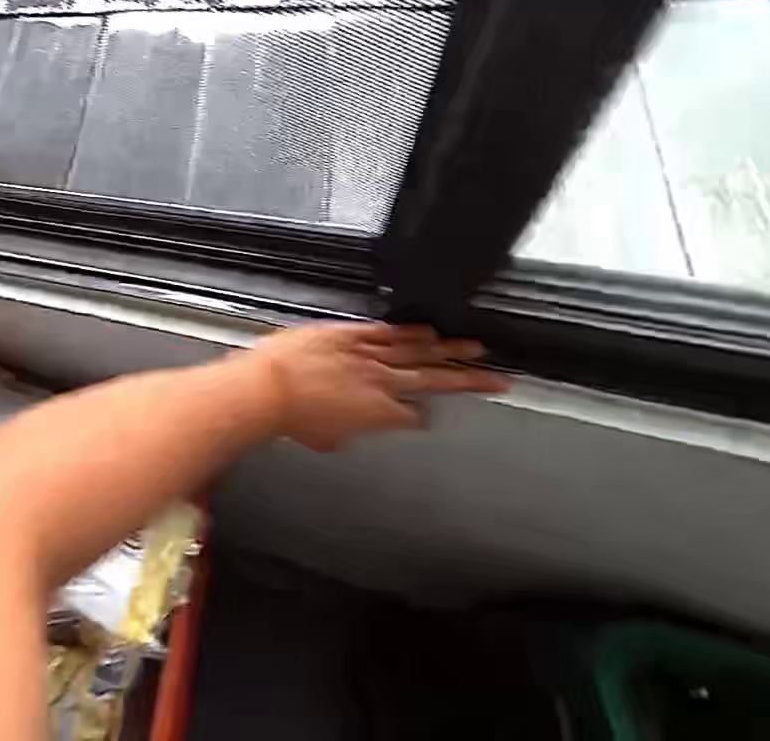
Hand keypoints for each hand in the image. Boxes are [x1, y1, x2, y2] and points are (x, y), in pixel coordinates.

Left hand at [236, 322, 508, 451]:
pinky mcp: (351, 334)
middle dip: (470, 379)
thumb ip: (350, 431)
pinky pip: (389, 332)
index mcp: (379, 415)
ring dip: (449, 349)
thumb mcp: (328, 438)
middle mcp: (382, 384)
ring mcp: (368, 355)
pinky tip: (429, 329)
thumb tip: (351, 427)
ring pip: (419, 351)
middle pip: (436, 380)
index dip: (423, 417)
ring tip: (477, 347)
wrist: (270, 388)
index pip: (415, 417)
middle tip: (499, 378)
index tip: (428, 417)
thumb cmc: (292, 419)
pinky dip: (410, 331)